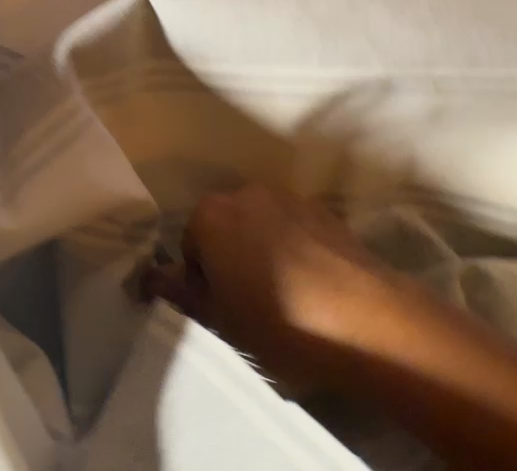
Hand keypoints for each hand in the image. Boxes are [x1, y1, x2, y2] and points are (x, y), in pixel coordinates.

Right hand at [140, 184, 403, 389]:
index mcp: (209, 215)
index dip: (204, 282)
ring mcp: (289, 197)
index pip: (190, 247)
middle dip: (232, 259)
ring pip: (261, 226)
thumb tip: (149, 278)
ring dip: (264, 251)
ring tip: (287, 295)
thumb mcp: (219, 319)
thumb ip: (180, 292)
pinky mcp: (327, 211)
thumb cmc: (278, 321)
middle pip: (225, 228)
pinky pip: (296, 229)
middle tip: (252, 304)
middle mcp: (244, 194)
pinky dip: (296, 249)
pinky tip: (314, 286)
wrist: (367, 320)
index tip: (226, 310)